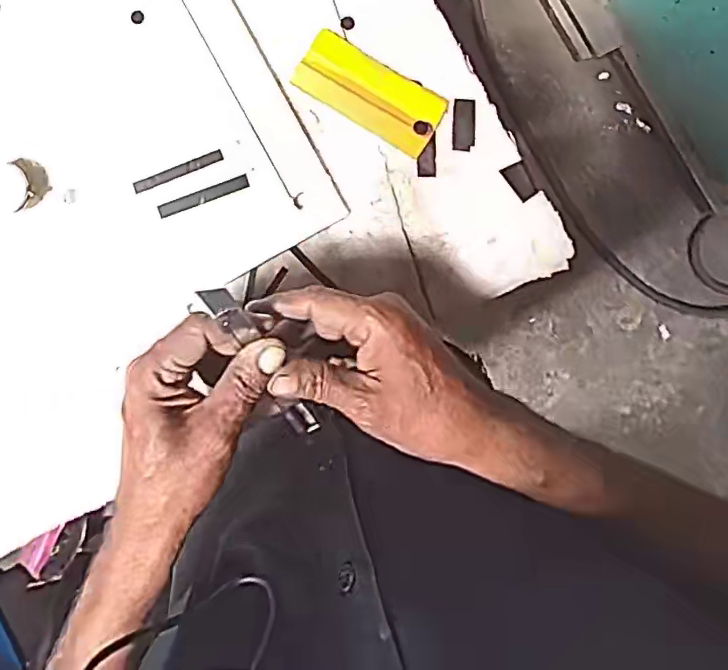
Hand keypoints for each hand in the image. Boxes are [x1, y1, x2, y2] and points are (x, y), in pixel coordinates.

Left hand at [114, 315, 284, 545]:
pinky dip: (230, 377)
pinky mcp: (173, 394)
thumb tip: (266, 351)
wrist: (154, 527)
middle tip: (267, 358)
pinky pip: (206, 369)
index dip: (237, 334)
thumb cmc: (166, 491)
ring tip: (261, 377)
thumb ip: (243, 384)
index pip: (200, 327)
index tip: (264, 346)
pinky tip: (248, 391)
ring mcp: (161, 383)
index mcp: (150, 373)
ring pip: (208, 351)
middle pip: (204, 334)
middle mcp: (150, 372)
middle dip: (240, 347)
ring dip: (238, 362)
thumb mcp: (215, 430)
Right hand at [256, 287, 511, 466]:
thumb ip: (314, 383)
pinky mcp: (393, 330)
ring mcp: (390, 318)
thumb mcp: (361, 403)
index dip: (280, 307)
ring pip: (336, 318)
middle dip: (290, 326)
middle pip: (323, 307)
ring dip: (309, 337)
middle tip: (262, 346)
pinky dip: (329, 344)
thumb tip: (281, 376)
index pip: (315, 301)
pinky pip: (352, 328)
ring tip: (282, 361)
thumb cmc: (433, 416)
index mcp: (376, 319)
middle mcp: (384, 310)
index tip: (255, 314)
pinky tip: (311, 364)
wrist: (471, 425)